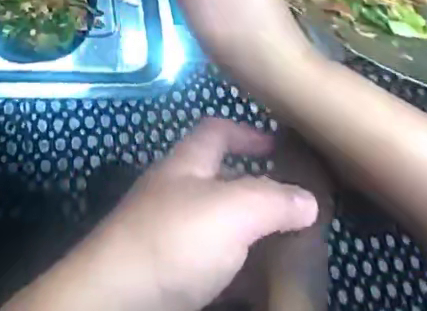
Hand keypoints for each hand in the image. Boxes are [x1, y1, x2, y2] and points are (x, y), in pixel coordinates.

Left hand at [6, 119, 319, 310]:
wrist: (119, 297)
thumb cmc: (174, 240)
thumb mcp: (229, 211)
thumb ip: (270, 200)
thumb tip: (307, 197)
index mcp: (185, 165)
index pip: (216, 132)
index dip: (247, 133)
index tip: (283, 148)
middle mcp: (177, 193)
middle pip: (223, 183)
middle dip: (262, 197)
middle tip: (306, 221)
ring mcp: (172, 235)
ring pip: (223, 231)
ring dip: (257, 243)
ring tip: (298, 262)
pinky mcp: (172, 276)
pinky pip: (217, 272)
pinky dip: (243, 279)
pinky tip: (266, 294)